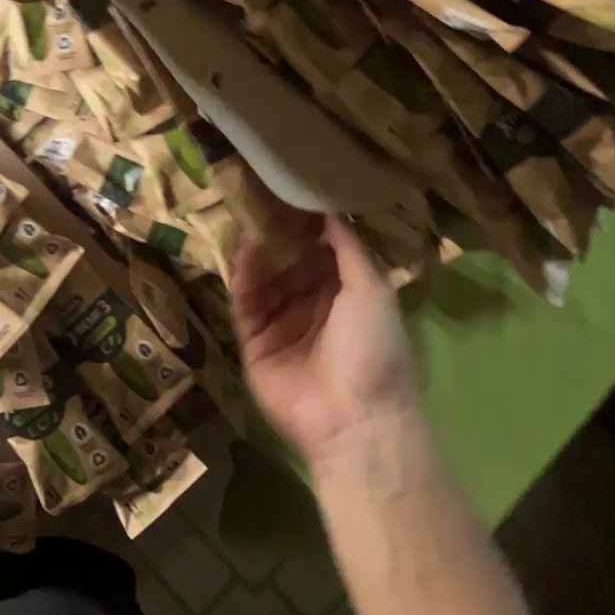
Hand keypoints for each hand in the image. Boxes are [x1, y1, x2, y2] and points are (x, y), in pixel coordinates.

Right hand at [230, 215, 417, 462]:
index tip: (292, 195)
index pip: (321, 254)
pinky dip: (242, 279)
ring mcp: (281, 324)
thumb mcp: (372, 291)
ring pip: (263, 280)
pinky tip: (241, 255)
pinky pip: (245, 304)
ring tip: (248, 223)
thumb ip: (349, 249)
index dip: (308, 227)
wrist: (353, 418)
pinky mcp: (254, 341)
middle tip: (261, 201)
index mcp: (346, 297)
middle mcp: (312, 307)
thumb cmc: (374, 350)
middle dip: (277, 236)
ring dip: (257, 254)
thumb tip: (331, 209)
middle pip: (288, 264)